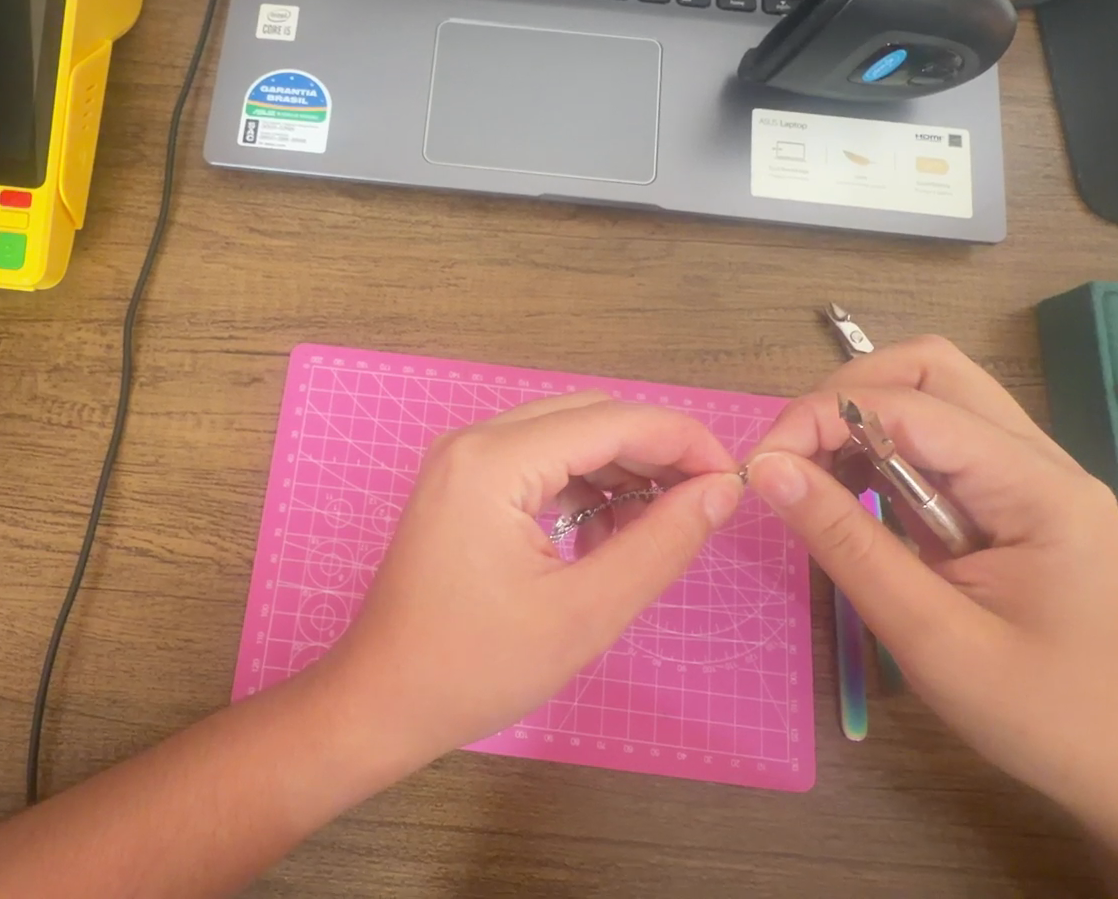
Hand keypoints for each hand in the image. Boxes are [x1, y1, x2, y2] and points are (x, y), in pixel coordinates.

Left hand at [321, 392, 746, 769]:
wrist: (383, 699)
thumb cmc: (476, 666)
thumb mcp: (584, 612)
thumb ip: (660, 543)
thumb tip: (720, 491)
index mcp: (495, 460)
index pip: (612, 420)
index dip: (683, 441)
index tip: (734, 480)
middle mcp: (474, 441)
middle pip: (587, 418)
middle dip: (653, 452)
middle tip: (704, 502)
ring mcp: (461, 460)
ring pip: (563, 437)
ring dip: (617, 471)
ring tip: (657, 526)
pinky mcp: (460, 484)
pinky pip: (536, 464)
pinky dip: (580, 488)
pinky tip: (603, 535)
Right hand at [741, 337, 1117, 819]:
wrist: (1113, 765)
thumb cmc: (1030, 711)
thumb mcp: (925, 632)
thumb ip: (844, 541)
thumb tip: (765, 468)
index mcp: (1039, 490)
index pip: (911, 406)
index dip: (821, 416)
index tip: (761, 465)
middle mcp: (1040, 460)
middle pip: (931, 368)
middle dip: (843, 394)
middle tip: (793, 454)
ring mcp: (1027, 471)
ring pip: (930, 391)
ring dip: (857, 416)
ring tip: (814, 472)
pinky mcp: (1005, 491)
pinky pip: (930, 436)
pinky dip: (874, 446)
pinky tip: (849, 489)